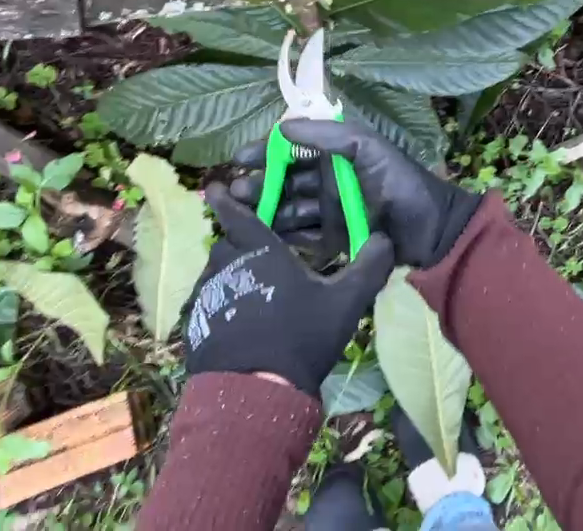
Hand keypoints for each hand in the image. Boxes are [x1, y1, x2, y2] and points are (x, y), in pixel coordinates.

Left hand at [185, 185, 395, 392]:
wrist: (254, 396)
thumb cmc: (300, 337)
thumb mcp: (346, 302)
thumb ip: (369, 267)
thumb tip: (386, 238)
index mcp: (260, 251)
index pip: (239, 214)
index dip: (227, 199)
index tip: (213, 187)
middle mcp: (227, 265)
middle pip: (229, 242)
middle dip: (241, 241)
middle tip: (263, 252)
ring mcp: (207, 295)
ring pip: (218, 271)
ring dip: (234, 273)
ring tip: (257, 290)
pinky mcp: (196, 324)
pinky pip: (209, 300)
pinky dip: (223, 301)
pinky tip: (243, 319)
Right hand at [230, 119, 480, 268]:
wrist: (431, 230)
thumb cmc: (400, 182)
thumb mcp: (368, 148)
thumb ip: (328, 135)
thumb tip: (283, 126)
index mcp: (336, 155)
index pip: (293, 149)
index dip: (266, 152)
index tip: (240, 158)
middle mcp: (328, 182)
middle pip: (285, 181)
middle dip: (259, 183)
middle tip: (235, 190)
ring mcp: (328, 213)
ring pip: (288, 209)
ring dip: (265, 210)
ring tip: (241, 213)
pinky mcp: (332, 242)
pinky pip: (300, 237)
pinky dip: (281, 236)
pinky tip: (262, 236)